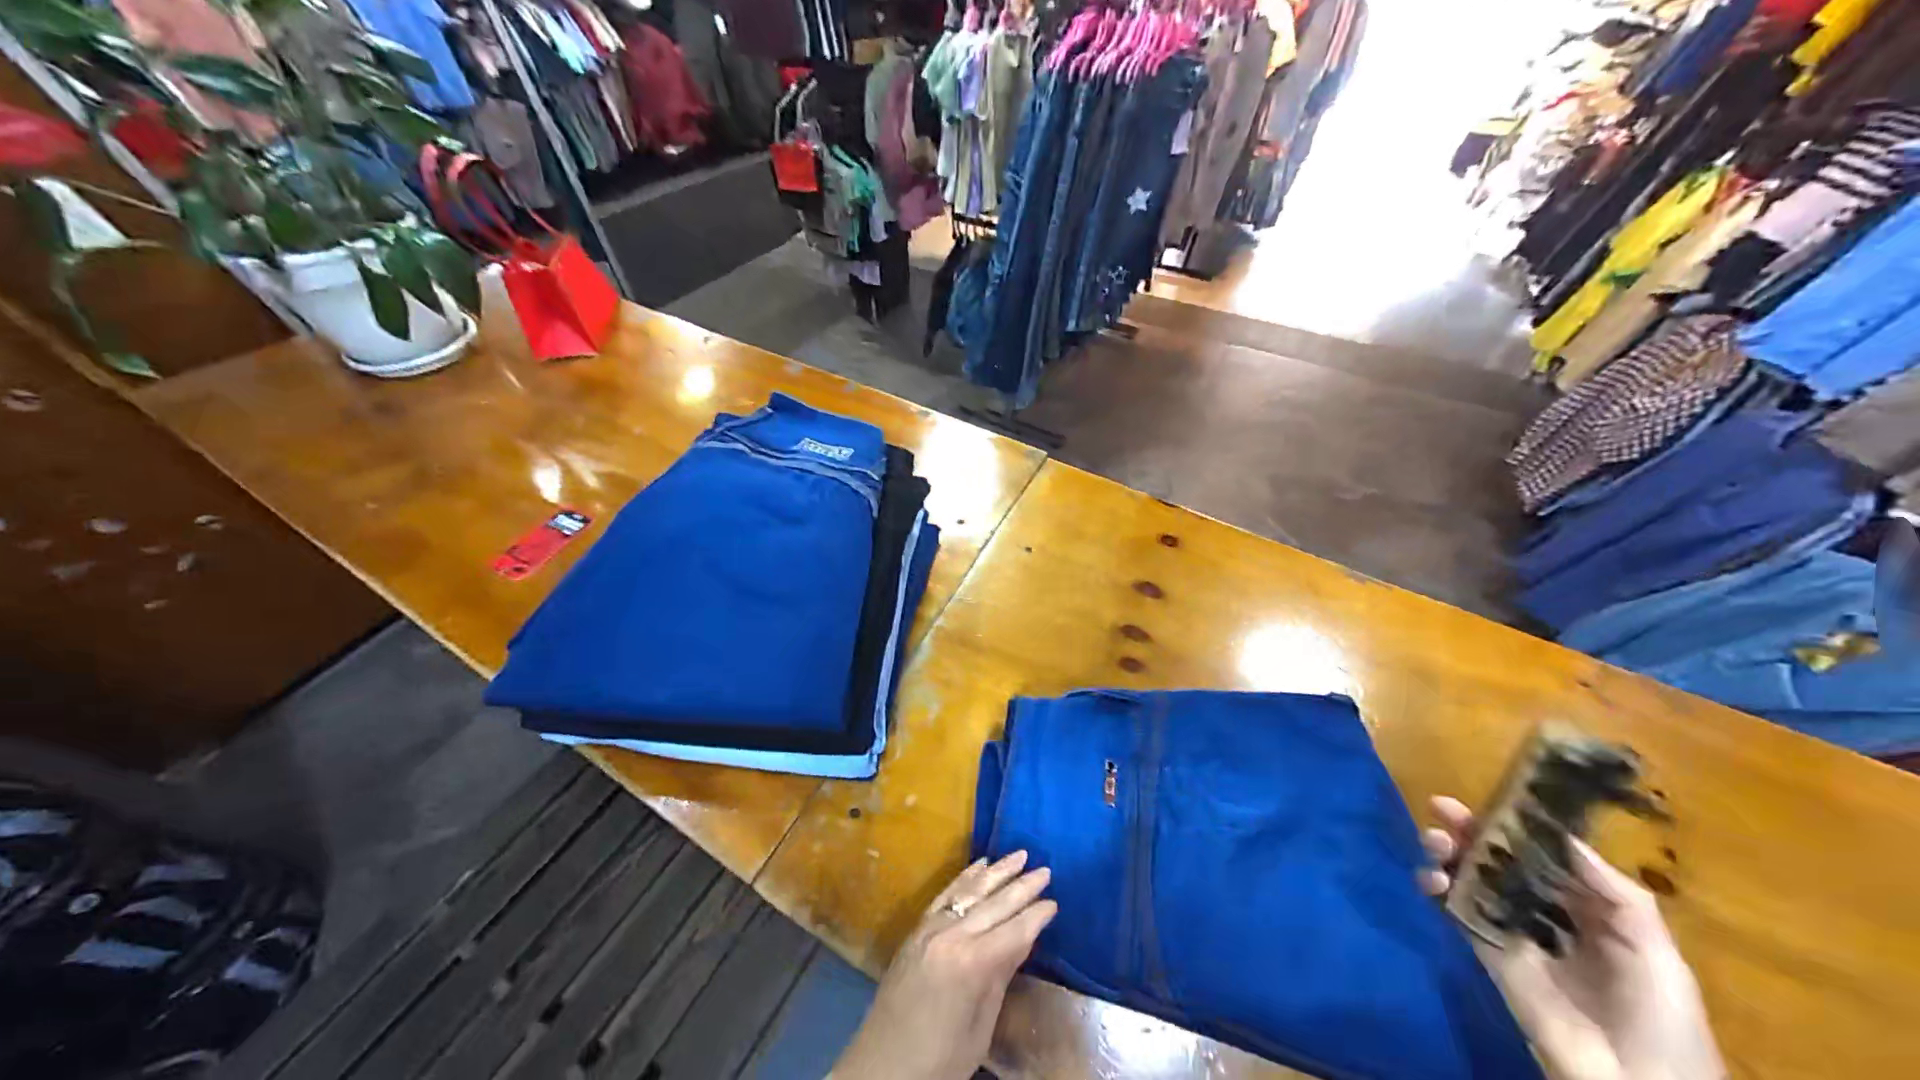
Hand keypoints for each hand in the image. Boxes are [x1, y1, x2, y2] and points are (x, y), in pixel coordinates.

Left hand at [830, 850, 1057, 1079]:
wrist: (882, 1067)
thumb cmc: (940, 1060)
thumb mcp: (981, 1026)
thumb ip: (1000, 975)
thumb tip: (1024, 937)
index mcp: (971, 964)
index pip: (1013, 930)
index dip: (1035, 916)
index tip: (1054, 902)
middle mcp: (950, 937)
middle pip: (993, 904)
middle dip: (1022, 886)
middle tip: (1045, 870)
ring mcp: (929, 930)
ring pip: (969, 892)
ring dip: (996, 872)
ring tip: (1018, 855)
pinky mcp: (916, 931)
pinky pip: (944, 896)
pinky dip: (964, 878)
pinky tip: (978, 866)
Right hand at [1422, 797, 1725, 1079]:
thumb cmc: (1660, 1016)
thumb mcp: (1655, 950)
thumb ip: (1615, 893)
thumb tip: (1560, 835)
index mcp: (1590, 907)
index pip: (1544, 854)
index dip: (1516, 825)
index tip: (1490, 798)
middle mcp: (1547, 912)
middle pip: (1502, 861)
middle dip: (1472, 833)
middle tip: (1442, 808)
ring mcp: (1514, 933)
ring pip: (1473, 881)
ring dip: (1449, 856)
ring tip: (1433, 842)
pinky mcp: (1487, 954)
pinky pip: (1457, 914)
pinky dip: (1437, 892)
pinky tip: (1429, 879)